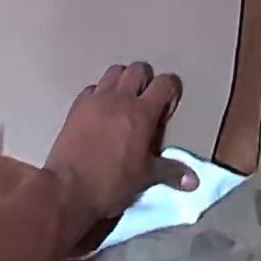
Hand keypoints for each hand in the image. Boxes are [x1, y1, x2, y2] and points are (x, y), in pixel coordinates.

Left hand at [43, 62, 197, 245]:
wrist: (66, 191)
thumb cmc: (111, 183)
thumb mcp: (145, 178)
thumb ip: (171, 172)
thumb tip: (194, 181)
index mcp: (142, 112)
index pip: (165, 82)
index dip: (170, 90)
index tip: (167, 108)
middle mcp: (120, 99)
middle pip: (138, 69)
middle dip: (146, 79)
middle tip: (146, 101)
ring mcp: (96, 100)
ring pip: (114, 72)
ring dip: (122, 80)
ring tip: (124, 101)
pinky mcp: (76, 107)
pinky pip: (91, 88)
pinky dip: (98, 93)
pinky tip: (100, 111)